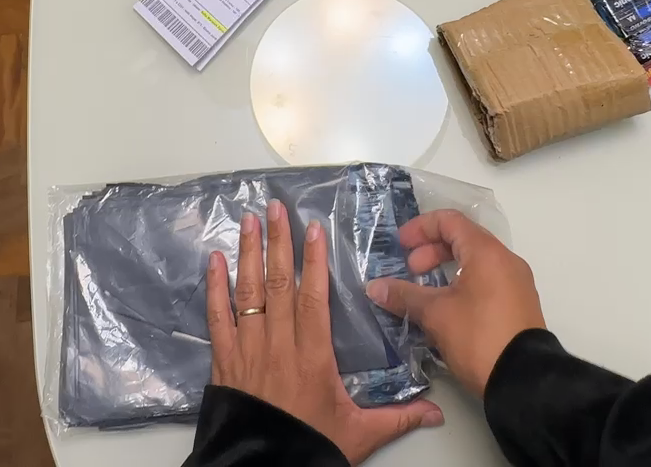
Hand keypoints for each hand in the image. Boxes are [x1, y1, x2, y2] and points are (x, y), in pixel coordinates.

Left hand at [207, 199, 442, 463]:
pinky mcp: (224, 359)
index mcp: (312, 356)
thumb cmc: (309, 447)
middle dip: (277, 241)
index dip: (313, 260)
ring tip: (247, 220)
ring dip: (248, 252)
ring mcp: (248, 349)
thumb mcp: (359, 434)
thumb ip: (397, 416)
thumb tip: (436, 413)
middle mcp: (278, 345)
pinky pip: (218, 317)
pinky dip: (215, 287)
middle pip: (278, 283)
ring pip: (248, 292)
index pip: (313, 297)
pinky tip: (214, 260)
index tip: (313, 228)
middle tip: (274, 207)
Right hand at [365, 209, 544, 394]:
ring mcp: (517, 283)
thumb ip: (405, 295)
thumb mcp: (436, 314)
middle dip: (432, 250)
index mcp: (486, 252)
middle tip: (412, 270)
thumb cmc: (478, 337)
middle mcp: (506, 260)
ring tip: (427, 291)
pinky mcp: (520, 306)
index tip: (401, 245)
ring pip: (476, 262)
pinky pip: (488, 280)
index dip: (421, 228)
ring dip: (447, 269)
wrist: (526, 384)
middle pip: (463, 239)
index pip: (450, 221)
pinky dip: (464, 283)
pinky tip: (449, 309)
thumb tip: (374, 287)